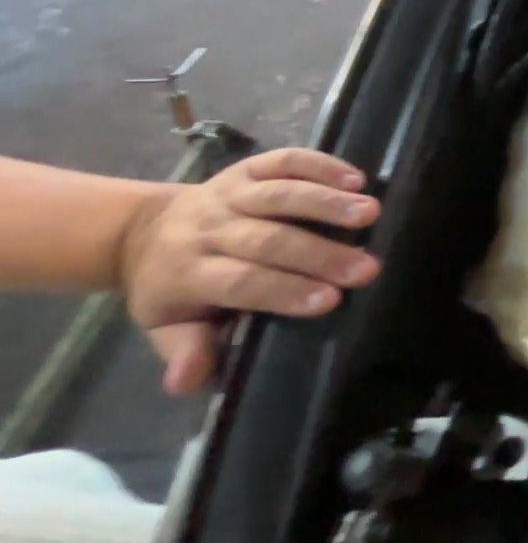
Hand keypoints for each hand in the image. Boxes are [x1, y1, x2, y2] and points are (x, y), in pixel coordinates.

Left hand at [118, 149, 380, 393]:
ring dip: (327, 203)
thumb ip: (184, 349)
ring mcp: (229, 193)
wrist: (141, 231)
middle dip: (319, 253)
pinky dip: (322, 166)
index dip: (283, 290)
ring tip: (371, 213)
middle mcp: (207, 229)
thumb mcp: (165, 325)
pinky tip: (358, 179)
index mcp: (186, 272)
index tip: (330, 300)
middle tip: (366, 268)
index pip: (239, 281)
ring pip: (279, 195)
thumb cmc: (172, 286)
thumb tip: (188, 382)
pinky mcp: (248, 168)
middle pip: (267, 239)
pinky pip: (285, 161)